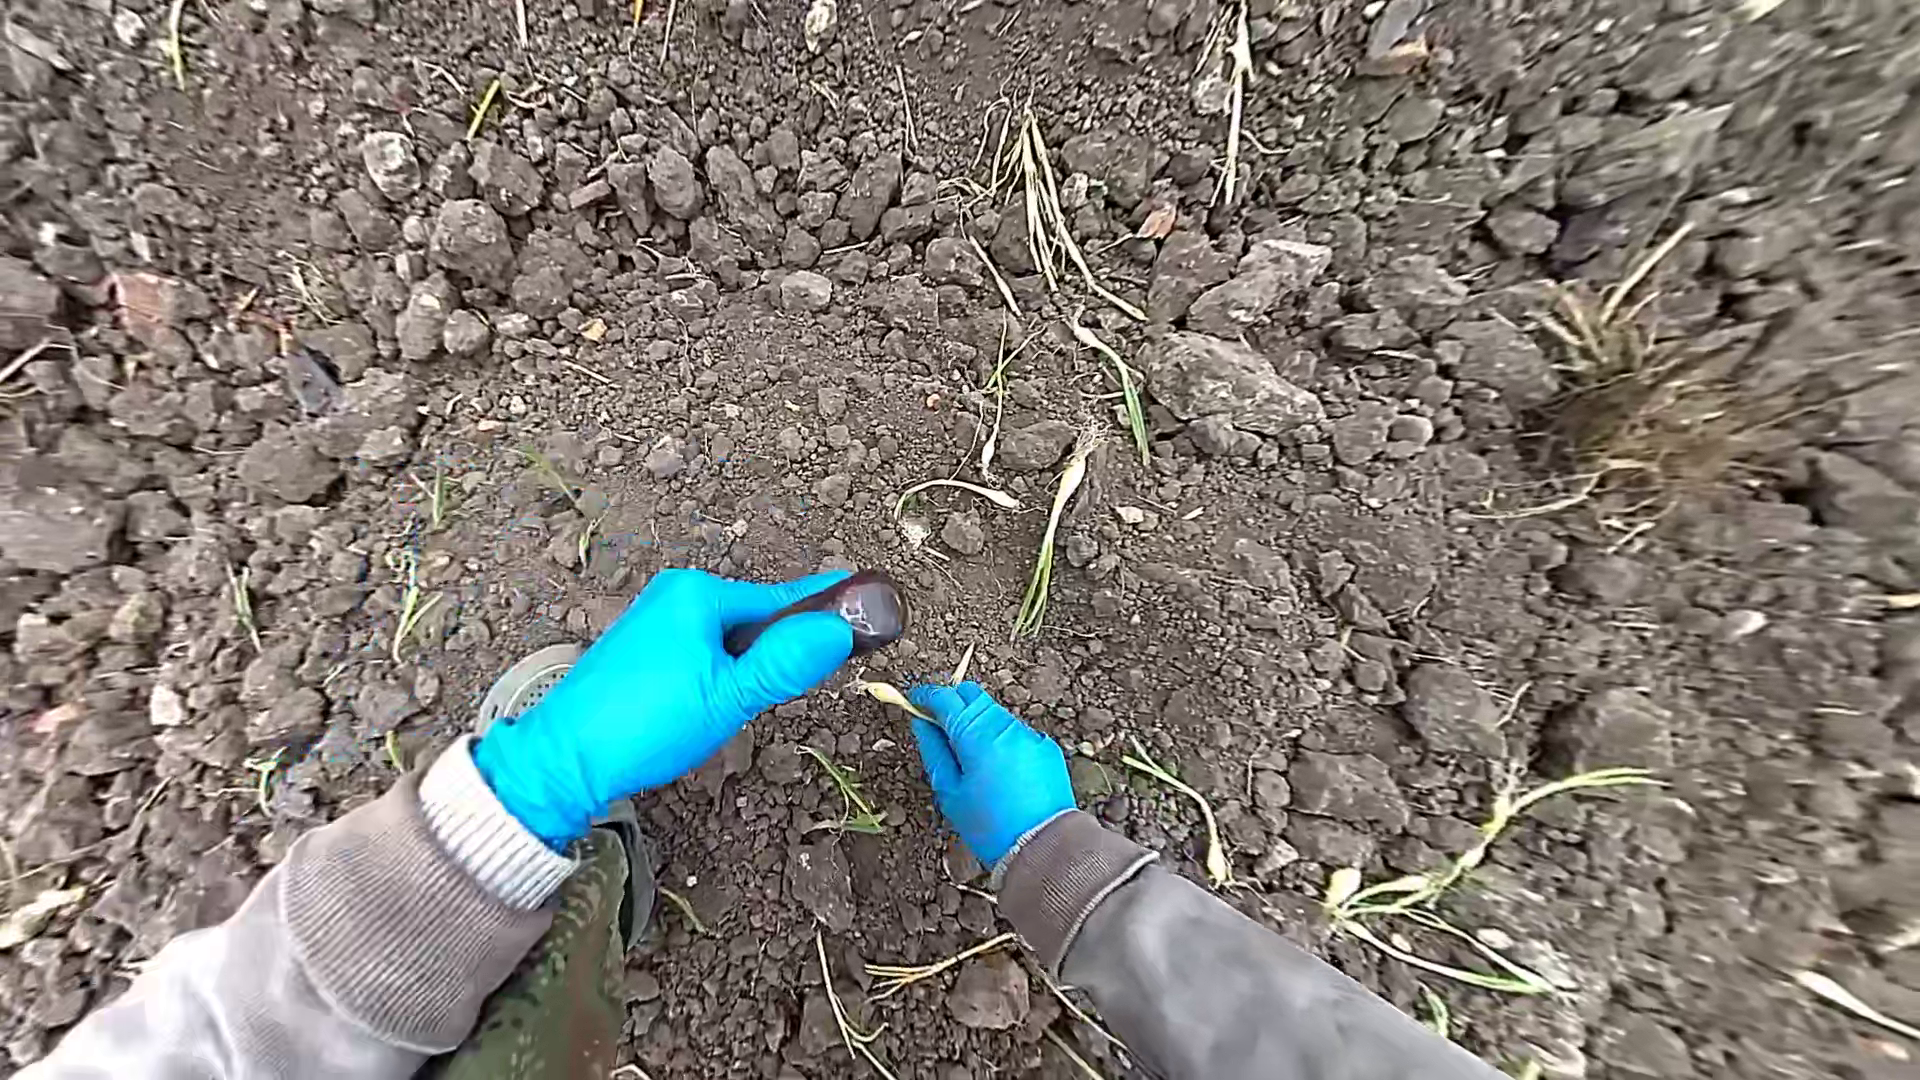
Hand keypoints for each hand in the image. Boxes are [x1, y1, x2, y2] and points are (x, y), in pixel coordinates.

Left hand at [474, 569, 855, 848]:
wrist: (558, 765)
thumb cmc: (644, 725)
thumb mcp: (728, 696)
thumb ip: (785, 662)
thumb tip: (838, 629)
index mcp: (698, 594)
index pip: (780, 599)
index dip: (822, 607)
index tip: (860, 593)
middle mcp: (678, 594)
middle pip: (757, 618)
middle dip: (779, 648)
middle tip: (795, 682)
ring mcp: (661, 617)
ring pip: (733, 636)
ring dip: (752, 663)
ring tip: (748, 699)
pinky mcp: (650, 644)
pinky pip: (709, 646)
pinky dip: (728, 666)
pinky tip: (723, 695)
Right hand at [907, 681, 1075, 866]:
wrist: (1044, 847)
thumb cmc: (991, 827)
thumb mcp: (949, 791)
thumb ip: (933, 750)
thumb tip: (921, 723)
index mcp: (975, 734)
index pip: (945, 697)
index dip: (925, 696)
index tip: (915, 701)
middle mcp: (1003, 725)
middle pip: (971, 694)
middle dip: (952, 702)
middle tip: (940, 726)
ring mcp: (1026, 733)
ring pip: (993, 711)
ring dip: (977, 721)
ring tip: (970, 755)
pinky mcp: (1043, 744)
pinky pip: (1014, 730)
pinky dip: (1000, 737)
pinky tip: (998, 766)